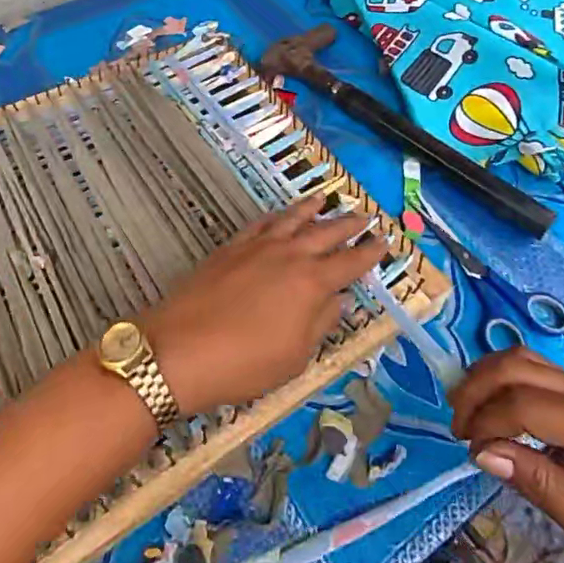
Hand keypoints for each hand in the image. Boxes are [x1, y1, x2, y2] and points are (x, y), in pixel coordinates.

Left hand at [143, 195, 386, 415]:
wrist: (179, 351)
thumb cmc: (244, 364)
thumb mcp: (295, 356)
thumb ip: (321, 323)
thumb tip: (339, 299)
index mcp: (311, 284)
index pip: (350, 263)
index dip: (370, 253)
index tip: (384, 241)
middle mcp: (289, 256)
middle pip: (325, 233)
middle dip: (347, 225)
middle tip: (363, 217)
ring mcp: (257, 247)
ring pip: (292, 219)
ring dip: (312, 208)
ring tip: (324, 198)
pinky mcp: (230, 248)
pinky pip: (261, 223)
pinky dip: (276, 216)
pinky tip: (279, 215)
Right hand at [451, 350, 563, 562]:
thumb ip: (539, 483)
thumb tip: (479, 451)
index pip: (526, 403)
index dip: (487, 420)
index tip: (466, 450)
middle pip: (522, 366)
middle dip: (479, 387)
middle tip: (455, 425)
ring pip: (528, 362)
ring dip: (489, 381)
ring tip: (467, 417)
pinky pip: (541, 378)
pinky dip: (508, 387)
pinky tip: (496, 415)